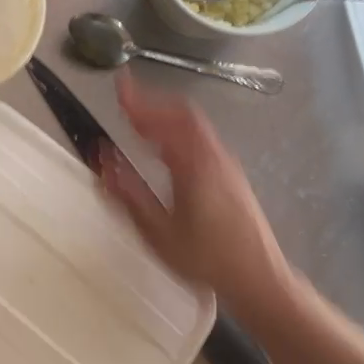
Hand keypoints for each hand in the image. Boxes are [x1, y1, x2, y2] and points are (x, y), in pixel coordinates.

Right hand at [101, 73, 297, 309]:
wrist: (258, 277)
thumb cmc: (206, 258)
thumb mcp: (158, 232)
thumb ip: (128, 194)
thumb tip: (105, 162)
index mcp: (196, 164)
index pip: (167, 117)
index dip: (140, 99)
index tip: (119, 86)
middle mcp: (215, 156)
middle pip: (184, 115)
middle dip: (152, 106)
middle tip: (126, 107)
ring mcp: (227, 165)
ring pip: (195, 128)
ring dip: (166, 121)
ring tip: (139, 127)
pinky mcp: (232, 176)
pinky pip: (202, 141)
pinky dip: (178, 134)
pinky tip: (165, 153)